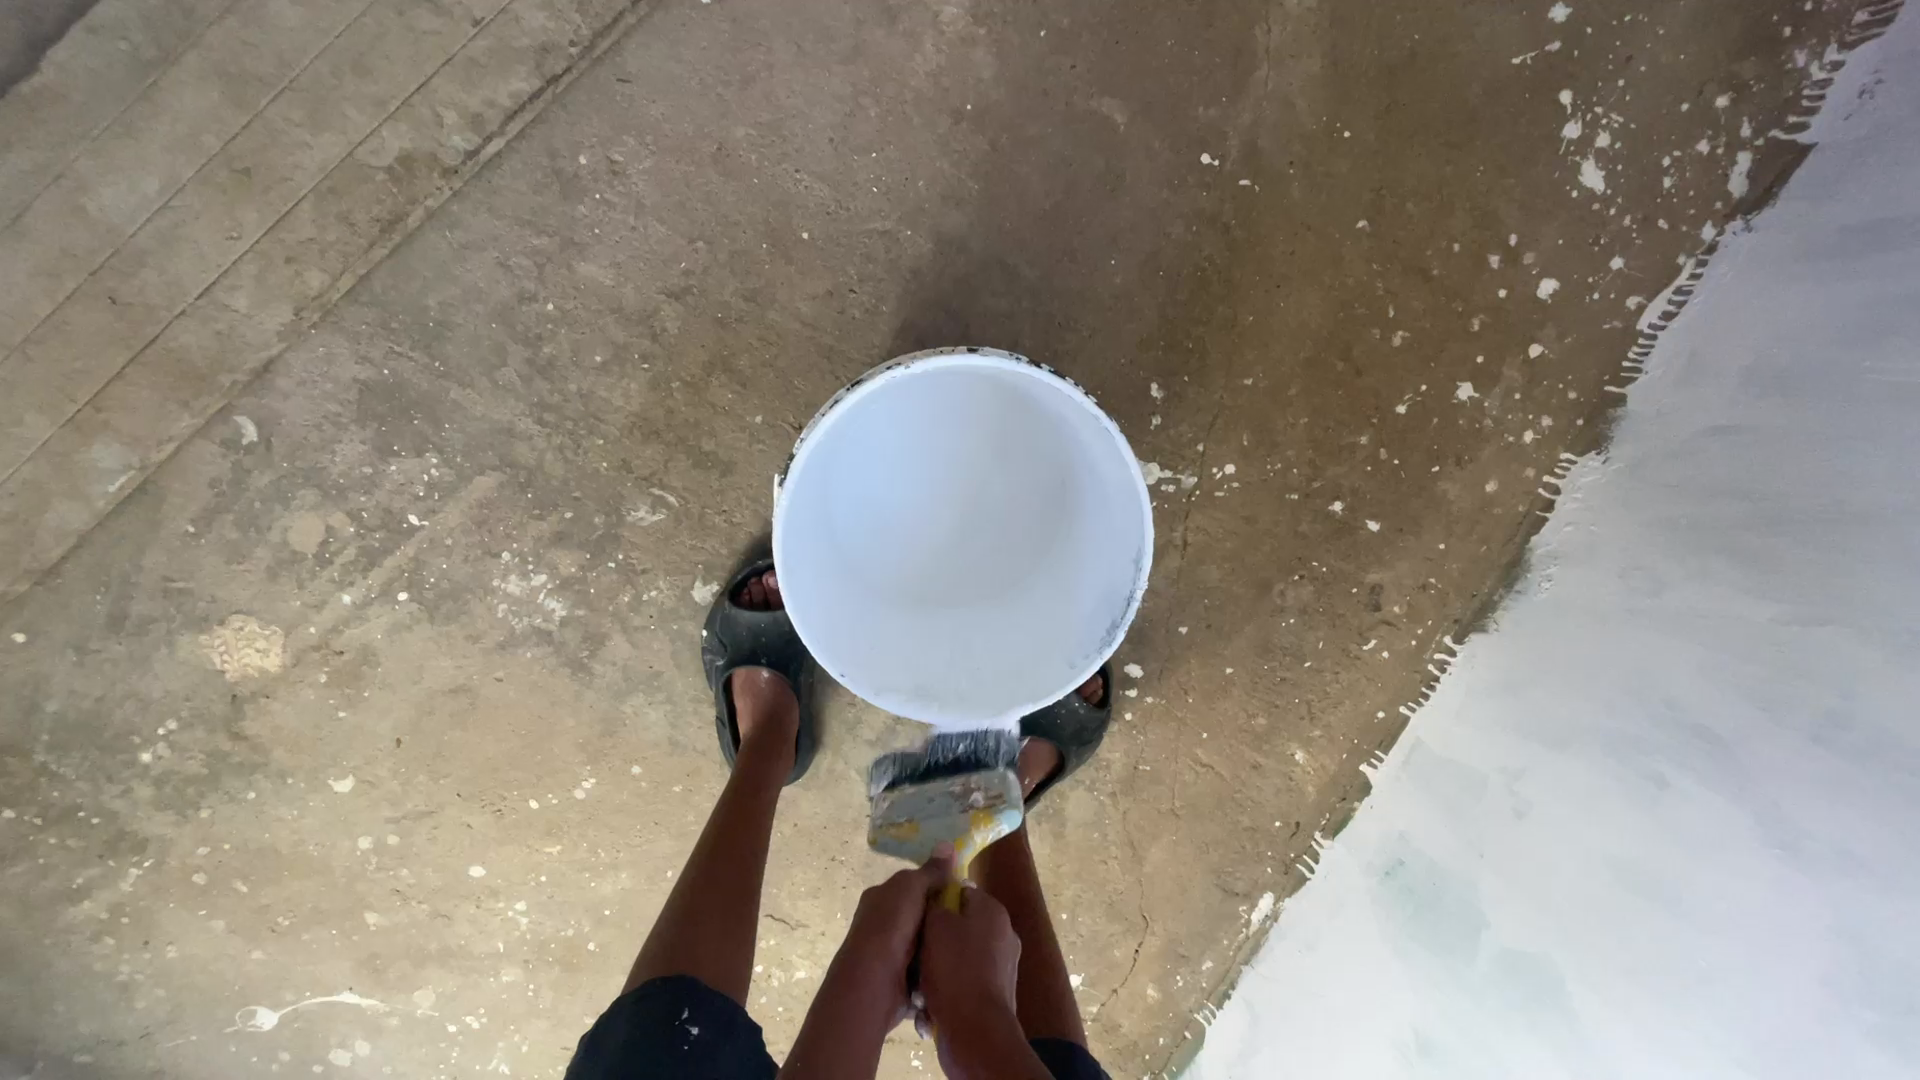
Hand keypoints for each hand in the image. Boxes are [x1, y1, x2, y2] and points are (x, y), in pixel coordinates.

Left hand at [829, 847, 955, 1022]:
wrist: (873, 980)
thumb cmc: (890, 925)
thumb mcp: (912, 887)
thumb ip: (931, 870)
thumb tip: (948, 844)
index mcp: (880, 896)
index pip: (910, 885)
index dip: (933, 885)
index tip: (958, 891)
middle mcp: (880, 921)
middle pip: (917, 914)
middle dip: (937, 917)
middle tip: (966, 920)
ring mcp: (887, 952)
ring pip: (920, 941)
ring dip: (936, 944)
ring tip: (964, 943)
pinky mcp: (896, 978)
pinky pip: (921, 966)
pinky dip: (932, 966)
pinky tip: (951, 965)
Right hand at [920, 884, 1026, 1073]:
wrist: (976, 1033)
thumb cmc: (954, 970)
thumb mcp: (936, 925)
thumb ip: (937, 903)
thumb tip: (940, 896)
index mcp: (993, 912)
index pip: (962, 892)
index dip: (938, 902)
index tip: (919, 917)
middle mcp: (1003, 936)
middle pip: (959, 928)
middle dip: (934, 942)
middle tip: (916, 953)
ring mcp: (1001, 969)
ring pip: (958, 960)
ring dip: (936, 972)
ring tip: (919, 987)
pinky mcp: (994, 997)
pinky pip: (963, 986)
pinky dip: (947, 993)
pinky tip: (929, 1007)